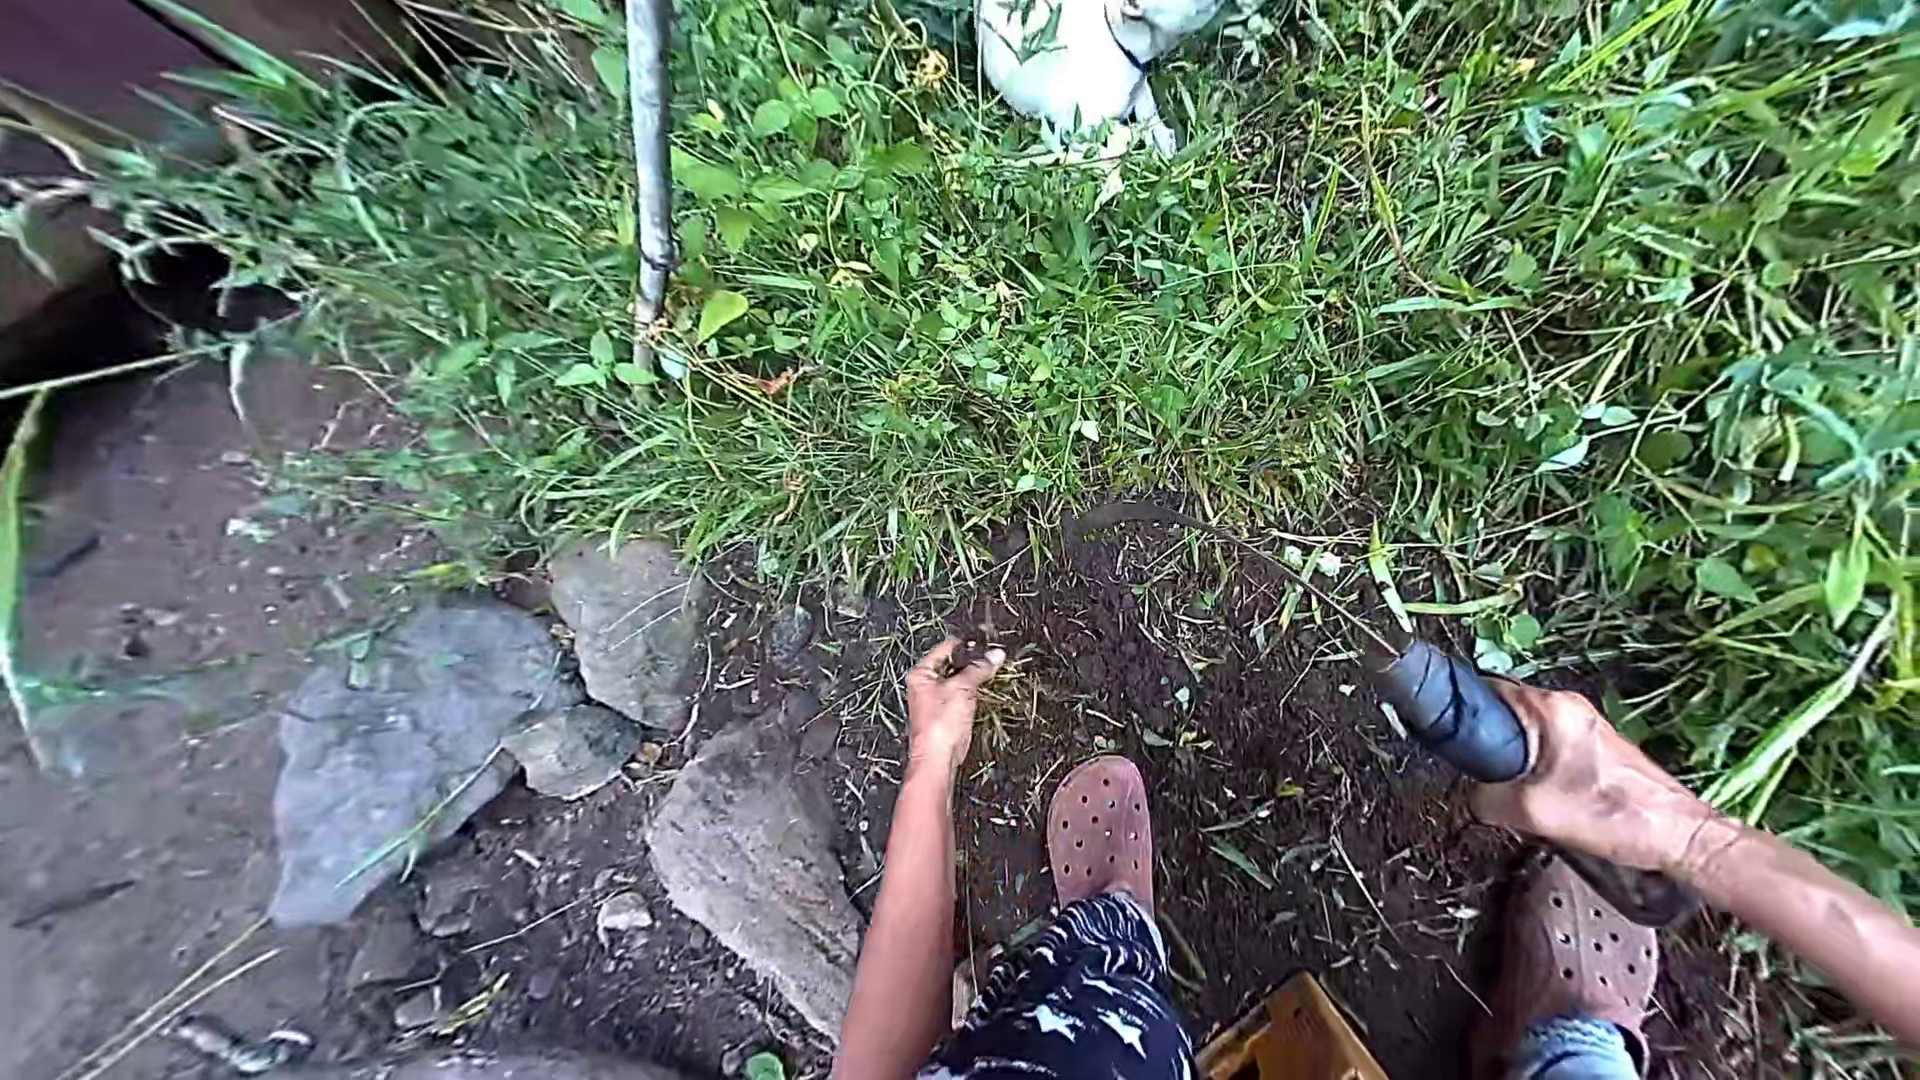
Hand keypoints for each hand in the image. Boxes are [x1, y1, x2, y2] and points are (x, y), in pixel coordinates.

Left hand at [904, 638, 1004, 775]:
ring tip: (993, 668)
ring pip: (959, 679)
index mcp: (921, 673)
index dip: (965, 645)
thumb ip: (979, 669)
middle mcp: (926, 684)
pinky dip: (974, 689)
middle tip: (992, 656)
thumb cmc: (940, 724)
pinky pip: (963, 693)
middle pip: (952, 663)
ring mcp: (937, 698)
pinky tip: (986, 686)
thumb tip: (994, 655)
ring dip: (975, 675)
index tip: (985, 642)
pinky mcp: (948, 711)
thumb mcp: (962, 688)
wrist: (938, 757)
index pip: (945, 648)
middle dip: (972, 661)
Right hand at [1471, 680, 1718, 874]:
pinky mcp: (1601, 743)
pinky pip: (1550, 739)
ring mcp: (1589, 723)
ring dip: (1513, 748)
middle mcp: (1570, 705)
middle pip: (1505, 707)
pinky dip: (1536, 757)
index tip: (1447, 731)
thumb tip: (1471, 799)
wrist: (1687, 842)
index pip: (1485, 688)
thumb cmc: (1611, 816)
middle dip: (1488, 733)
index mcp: (1550, 706)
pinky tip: (1537, 786)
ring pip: (1528, 725)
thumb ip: (1483, 799)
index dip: (1460, 707)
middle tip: (1477, 763)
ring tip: (1506, 778)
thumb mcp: (1528, 811)